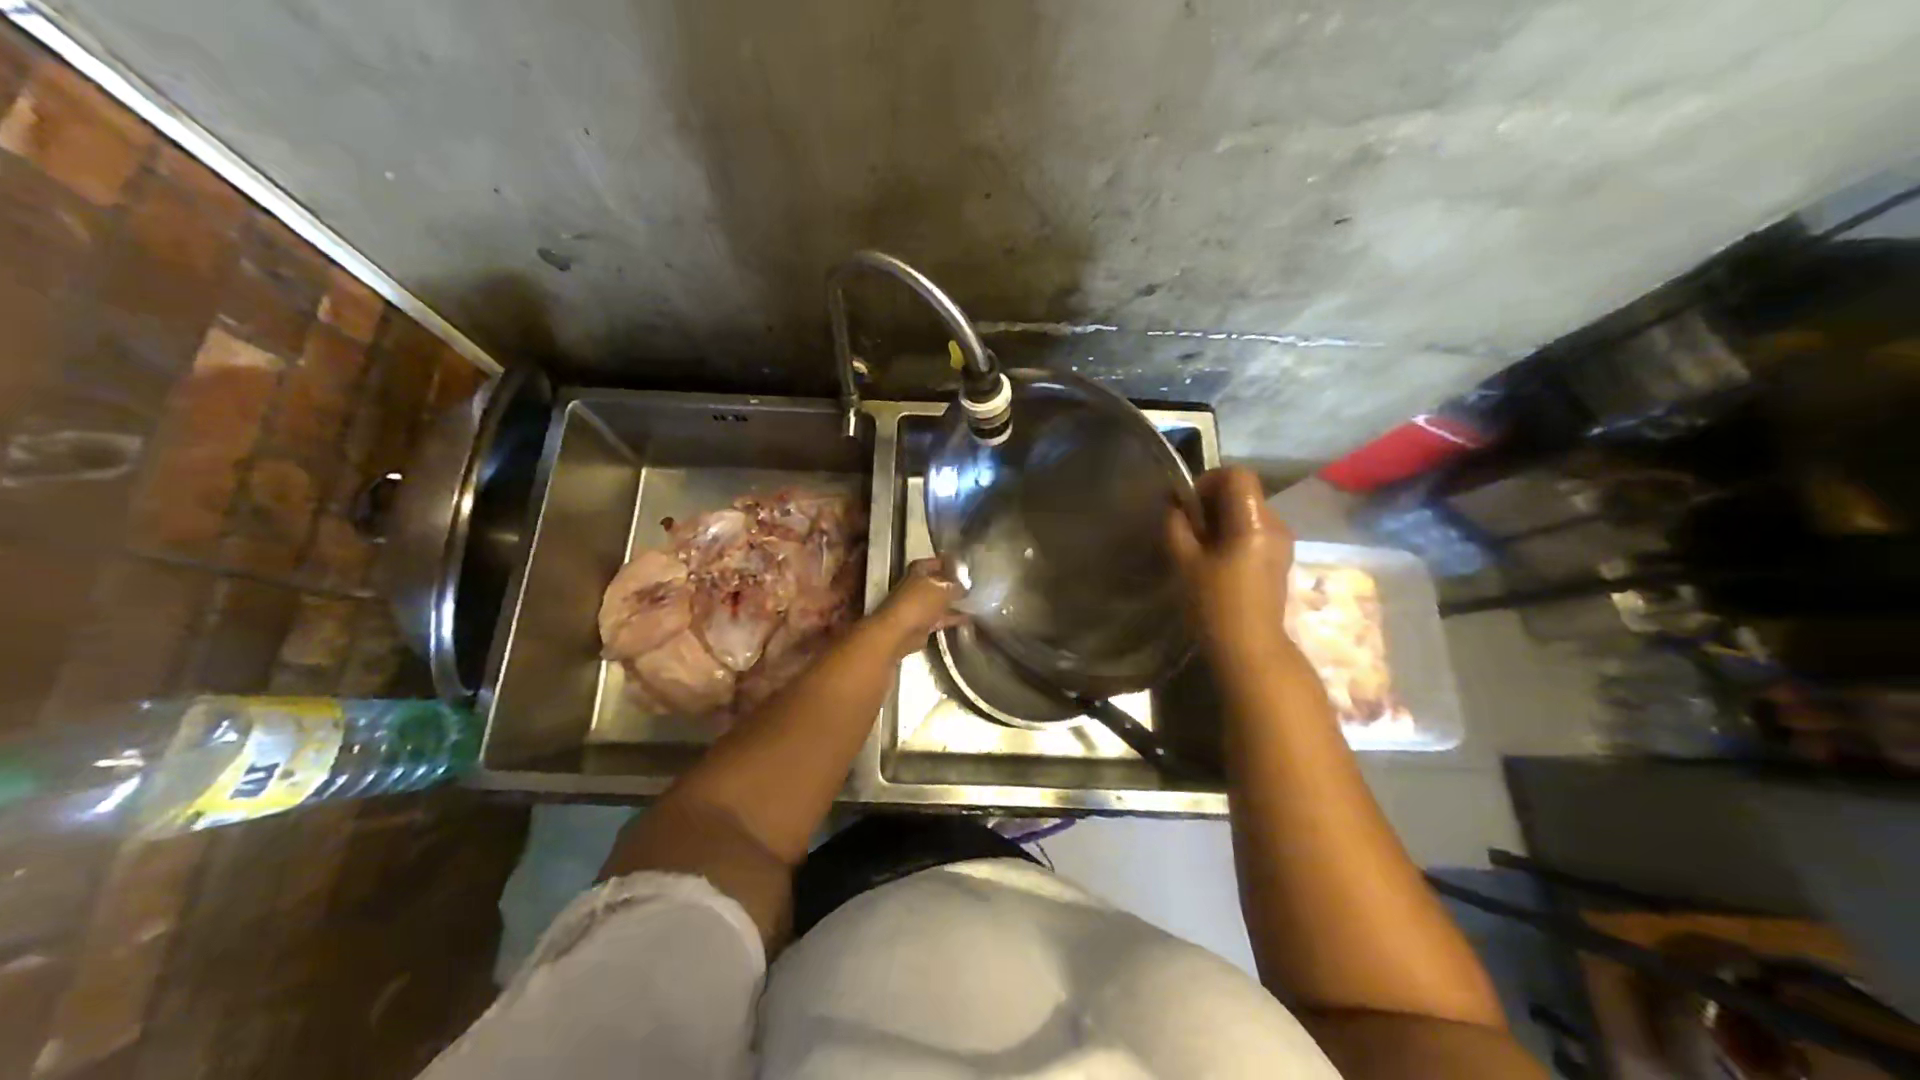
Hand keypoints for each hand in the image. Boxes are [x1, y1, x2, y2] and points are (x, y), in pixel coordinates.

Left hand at [870, 557, 964, 658]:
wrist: (899, 632)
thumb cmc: (918, 603)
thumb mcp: (943, 589)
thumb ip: (956, 587)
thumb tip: (965, 588)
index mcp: (917, 572)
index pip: (931, 563)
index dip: (943, 562)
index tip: (957, 564)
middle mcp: (916, 588)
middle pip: (936, 583)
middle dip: (951, 584)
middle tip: (968, 584)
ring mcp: (918, 607)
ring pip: (938, 602)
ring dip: (953, 602)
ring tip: (972, 601)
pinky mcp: (922, 624)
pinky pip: (940, 618)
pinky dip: (952, 618)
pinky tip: (968, 618)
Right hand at [1166, 467, 1294, 661]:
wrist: (1250, 649)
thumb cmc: (1215, 605)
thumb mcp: (1185, 562)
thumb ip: (1177, 527)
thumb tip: (1176, 507)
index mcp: (1254, 522)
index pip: (1237, 475)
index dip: (1208, 481)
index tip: (1189, 507)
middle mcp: (1276, 524)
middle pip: (1243, 492)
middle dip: (1213, 502)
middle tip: (1189, 529)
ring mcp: (1283, 542)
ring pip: (1248, 511)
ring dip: (1222, 519)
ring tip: (1202, 548)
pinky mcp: (1281, 558)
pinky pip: (1255, 530)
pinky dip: (1234, 534)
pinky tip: (1219, 561)